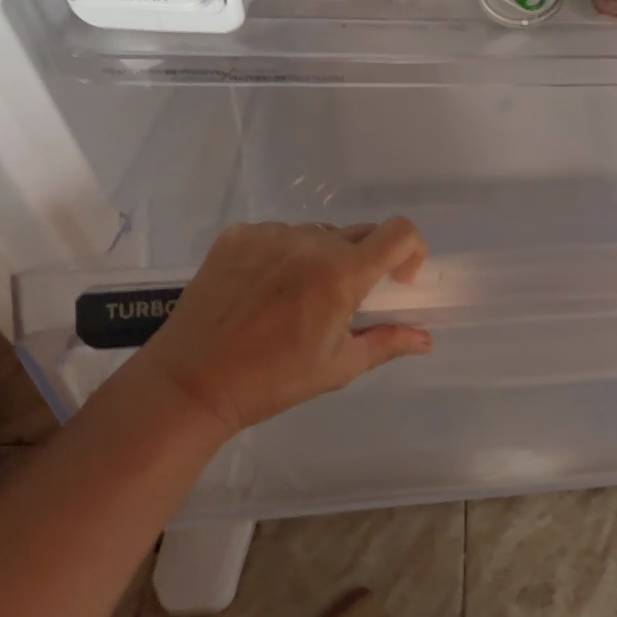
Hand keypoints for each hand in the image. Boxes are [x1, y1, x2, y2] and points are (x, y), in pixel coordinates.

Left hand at [127, 218, 433, 440]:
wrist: (190, 383)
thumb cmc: (271, 381)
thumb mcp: (337, 367)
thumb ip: (386, 343)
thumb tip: (426, 339)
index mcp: (342, 274)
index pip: (400, 233)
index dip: (411, 250)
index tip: (397, 280)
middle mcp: (310, 243)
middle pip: (359, 234)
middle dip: (364, 262)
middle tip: (340, 301)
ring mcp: (270, 235)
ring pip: (317, 235)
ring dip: (321, 258)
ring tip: (294, 298)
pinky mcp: (238, 236)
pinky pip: (278, 235)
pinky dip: (282, 255)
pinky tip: (262, 289)